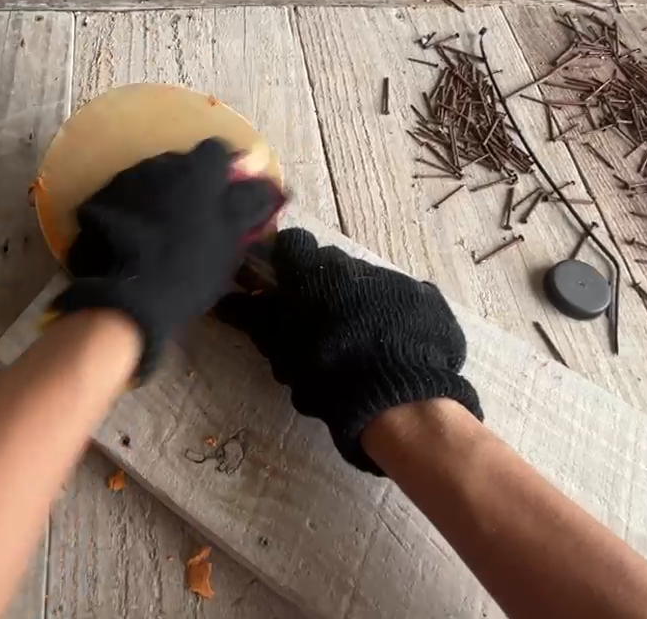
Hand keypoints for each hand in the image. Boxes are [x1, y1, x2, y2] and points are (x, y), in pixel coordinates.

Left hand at [52, 139, 283, 375]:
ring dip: (160, 194)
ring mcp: (128, 178)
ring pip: (153, 178)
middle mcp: (162, 162)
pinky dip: (133, 208)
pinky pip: (125, 195)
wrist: (125, 291)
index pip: (218, 150)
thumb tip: (273, 185)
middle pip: (183, 163)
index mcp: (199, 170)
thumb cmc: (190, 265)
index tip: (227, 192)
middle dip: (190, 182)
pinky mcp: (101, 197)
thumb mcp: (232, 238)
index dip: (224, 169)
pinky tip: (134, 236)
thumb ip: (252, 205)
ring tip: (161, 230)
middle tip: (195, 217)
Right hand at [216, 227, 481, 473]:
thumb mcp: (279, 348)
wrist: (400, 401)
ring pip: (366, 282)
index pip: (291, 244)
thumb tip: (221, 300)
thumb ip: (251, 318)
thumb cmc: (326, 372)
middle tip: (319, 324)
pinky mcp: (425, 298)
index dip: (285, 263)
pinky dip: (394, 316)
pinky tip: (393, 348)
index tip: (284, 288)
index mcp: (312, 270)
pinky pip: (402, 300)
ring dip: (358, 303)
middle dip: (323, 286)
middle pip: (330, 264)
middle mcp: (351, 263)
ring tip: (360, 343)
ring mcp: (393, 278)